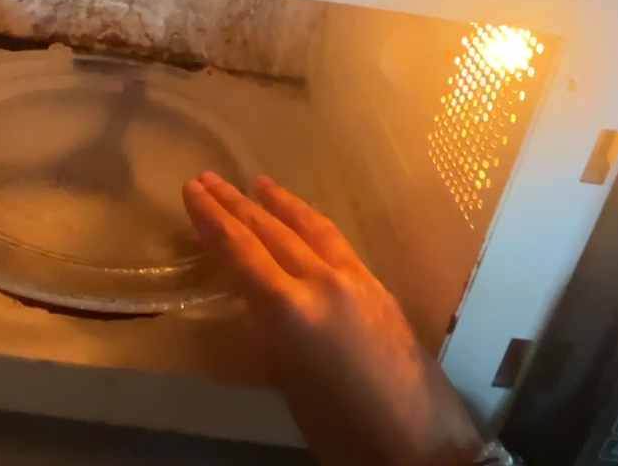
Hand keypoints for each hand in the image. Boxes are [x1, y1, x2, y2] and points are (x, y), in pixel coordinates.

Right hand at [183, 172, 482, 465]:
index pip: (241, 252)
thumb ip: (271, 327)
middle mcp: (320, 281)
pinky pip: (334, 239)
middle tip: (208, 178)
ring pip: (307, 225)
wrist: (425, 448)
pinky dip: (309, 220)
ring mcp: (353, 277)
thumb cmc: (343, 430)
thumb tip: (256, 298)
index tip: (191, 191)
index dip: (212, 219)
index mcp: (290, 310)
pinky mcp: (376, 284)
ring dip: (277, 201)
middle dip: (234, 203)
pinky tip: (303, 216)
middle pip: (269, 230)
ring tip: (255, 182)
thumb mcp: (289, 382)